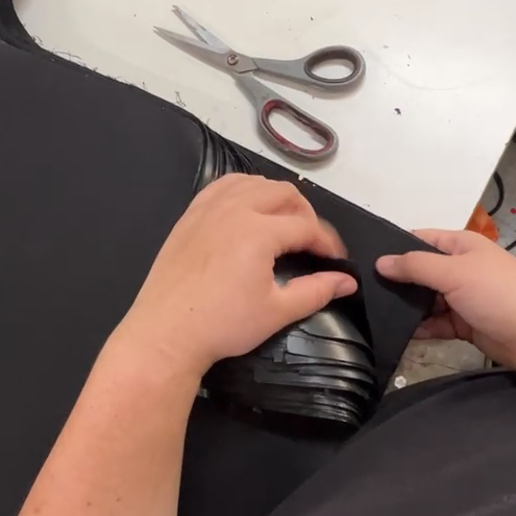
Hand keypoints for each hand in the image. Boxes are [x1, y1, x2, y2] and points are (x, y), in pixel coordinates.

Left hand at [111, 175, 357, 381]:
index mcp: (259, 231)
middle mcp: (235, 209)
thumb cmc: (223, 324)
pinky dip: (242, 190)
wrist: (166, 331)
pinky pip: (222, 186)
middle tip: (311, 242)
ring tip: (282, 223)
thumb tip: (348, 281)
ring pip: (252, 183)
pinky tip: (246, 210)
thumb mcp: (276, 311)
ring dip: (274, 197)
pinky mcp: (190, 215)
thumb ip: (316, 291)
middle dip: (305, 214)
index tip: (337, 260)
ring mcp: (208, 208)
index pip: (306, 226)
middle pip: (283, 194)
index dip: (327, 242)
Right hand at [377, 229, 515, 378]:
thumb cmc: (500, 294)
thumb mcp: (454, 272)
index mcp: (460, 245)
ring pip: (426, 299)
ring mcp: (462, 298)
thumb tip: (381, 262)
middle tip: (362, 290)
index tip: (363, 258)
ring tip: (374, 313)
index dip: (394, 246)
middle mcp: (460, 268)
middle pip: (420, 271)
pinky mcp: (465, 325)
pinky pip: (436, 323)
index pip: (419, 239)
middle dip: (396, 280)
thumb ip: (415, 266)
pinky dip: (421, 328)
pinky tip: (399, 333)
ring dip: (406, 306)